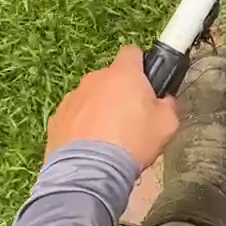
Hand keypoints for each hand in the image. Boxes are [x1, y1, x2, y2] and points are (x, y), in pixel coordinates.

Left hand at [45, 46, 179, 168]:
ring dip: (100, 110)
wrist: (90, 172)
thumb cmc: (132, 142)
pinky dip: (83, 127)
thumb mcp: (168, 124)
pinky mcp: (57, 118)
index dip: (142, 65)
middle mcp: (95, 79)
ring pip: (92, 97)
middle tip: (133, 119)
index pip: (132, 52)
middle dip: (121, 93)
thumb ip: (168, 105)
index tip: (147, 82)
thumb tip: (164, 101)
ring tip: (110, 139)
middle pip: (111, 78)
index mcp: (124, 74)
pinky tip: (92, 148)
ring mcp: (73, 98)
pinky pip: (75, 116)